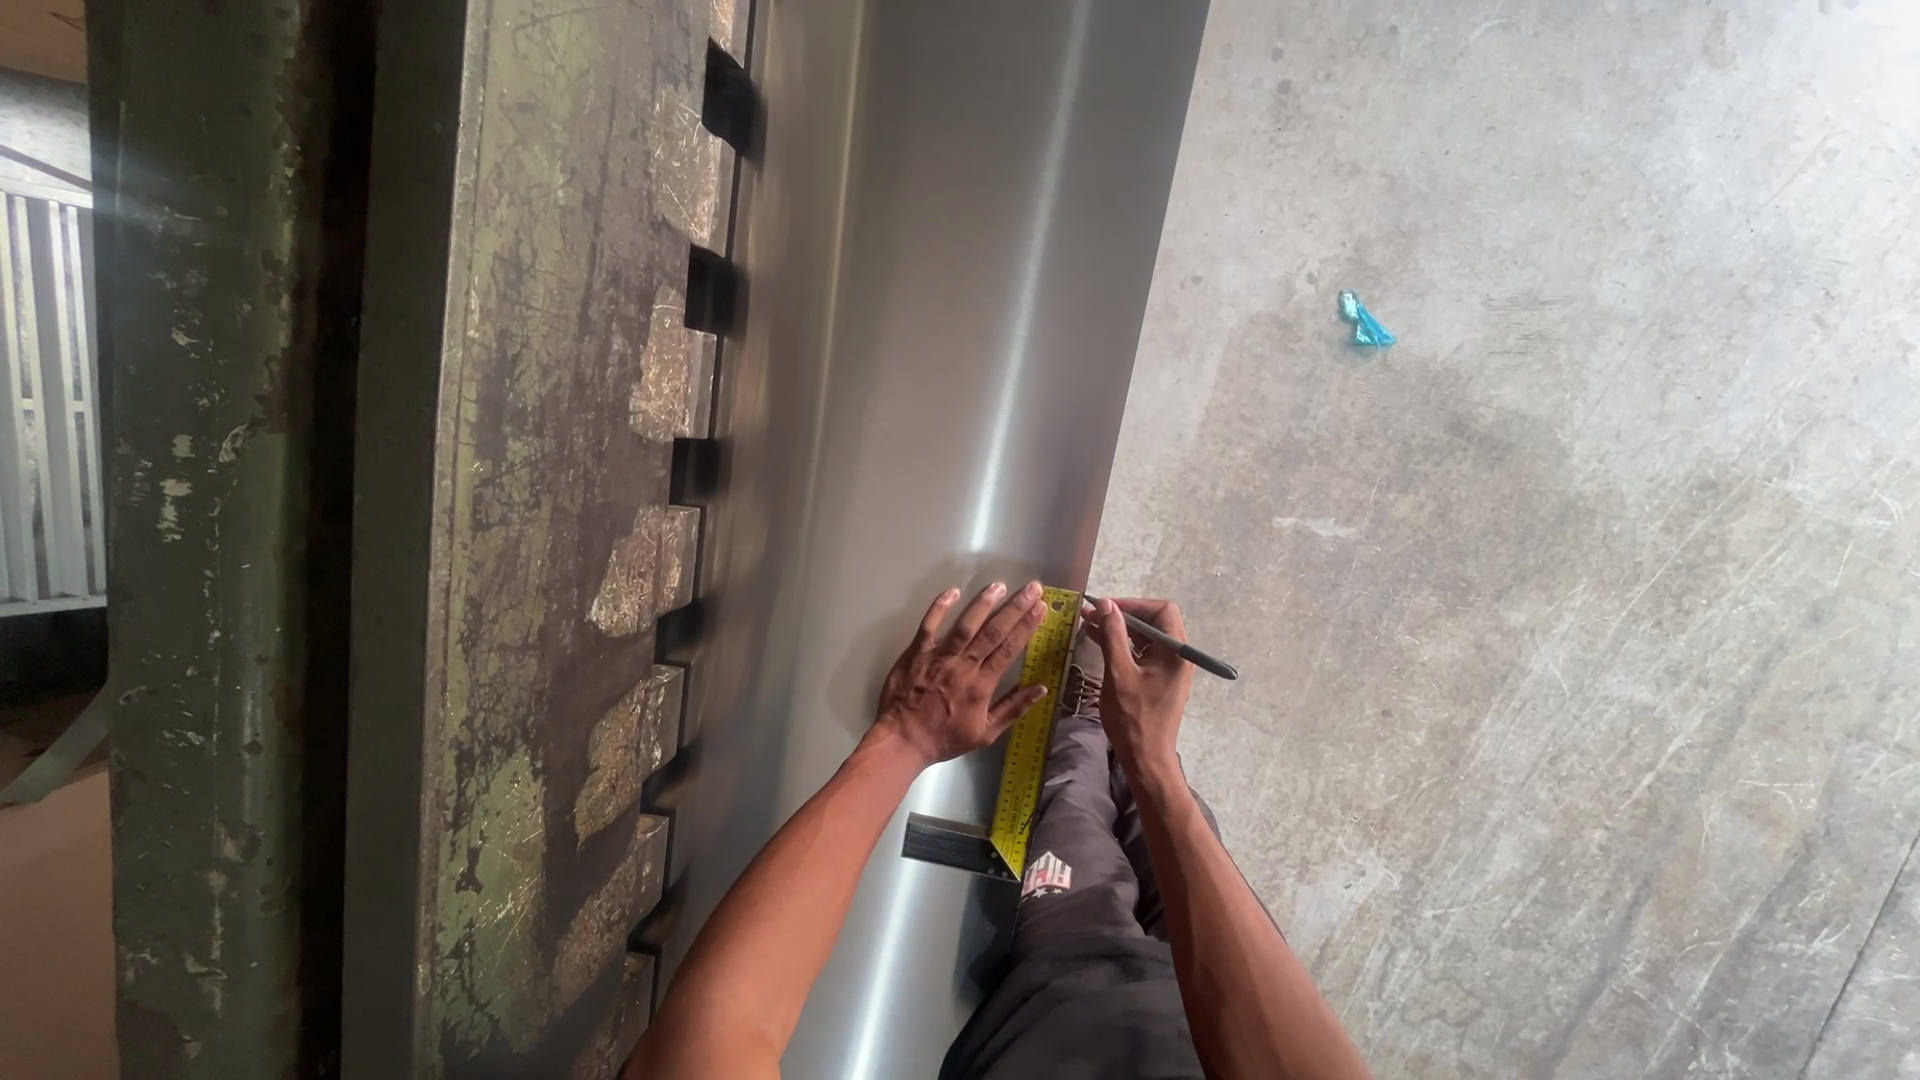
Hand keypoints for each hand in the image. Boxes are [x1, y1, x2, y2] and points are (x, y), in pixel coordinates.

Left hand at [868, 582, 1050, 767]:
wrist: (902, 740)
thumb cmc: (945, 738)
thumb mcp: (985, 733)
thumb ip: (1013, 709)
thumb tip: (1041, 688)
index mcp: (982, 686)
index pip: (1010, 649)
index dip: (1027, 626)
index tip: (1041, 608)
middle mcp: (963, 667)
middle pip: (993, 632)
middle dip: (1015, 608)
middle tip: (1032, 588)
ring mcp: (938, 657)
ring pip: (964, 625)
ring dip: (983, 603)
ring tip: (999, 585)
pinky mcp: (916, 652)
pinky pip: (929, 626)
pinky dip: (940, 607)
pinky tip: (953, 591)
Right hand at [1086, 597, 1193, 773]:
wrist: (1145, 758)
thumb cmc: (1134, 717)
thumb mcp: (1119, 673)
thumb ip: (1113, 635)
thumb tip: (1105, 604)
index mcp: (1176, 652)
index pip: (1162, 610)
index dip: (1133, 604)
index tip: (1106, 608)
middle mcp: (1177, 655)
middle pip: (1153, 621)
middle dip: (1122, 614)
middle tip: (1092, 614)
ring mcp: (1168, 667)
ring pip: (1144, 636)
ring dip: (1118, 628)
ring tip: (1088, 623)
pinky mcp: (1157, 678)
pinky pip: (1140, 651)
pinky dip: (1120, 644)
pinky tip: (1097, 639)